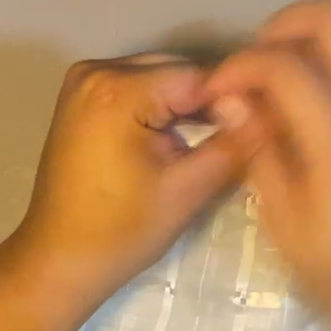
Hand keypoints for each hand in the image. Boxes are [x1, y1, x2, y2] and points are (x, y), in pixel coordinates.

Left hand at [8, 54, 241, 303]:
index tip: (264, 126)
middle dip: (212, 101)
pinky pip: (138, 88)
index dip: (236, 100)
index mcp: (118, 89)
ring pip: (160, 77)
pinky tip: (183, 137)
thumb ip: (233, 143)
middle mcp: (96, 70)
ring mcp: (84, 81)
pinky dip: (163, 107)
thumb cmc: (122, 231)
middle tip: (243, 136)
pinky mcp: (82, 97)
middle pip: (178, 70)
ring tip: (218, 138)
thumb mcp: (188, 189)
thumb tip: (271, 109)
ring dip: (189, 105)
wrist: (59, 259)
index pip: (199, 75)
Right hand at [207, 0, 330, 330]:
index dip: (238, 66)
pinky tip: (312, 97)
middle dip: (283, 26)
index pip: (285, 62)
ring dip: (312, 34)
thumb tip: (232, 97)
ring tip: (280, 78)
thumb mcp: (284, 218)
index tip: (216, 92)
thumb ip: (259, 146)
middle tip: (255, 67)